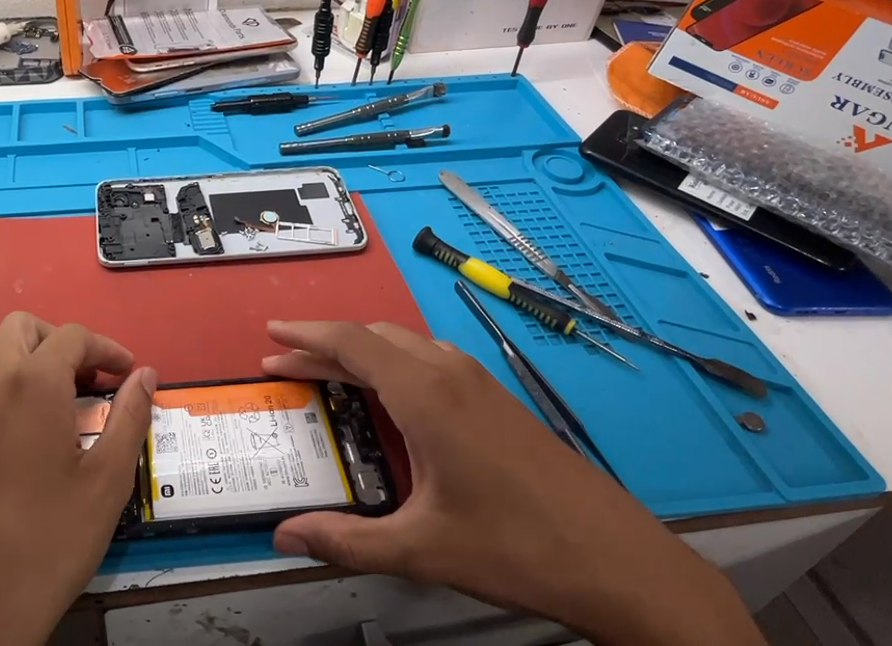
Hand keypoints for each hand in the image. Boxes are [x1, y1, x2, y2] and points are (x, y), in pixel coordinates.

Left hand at [0, 313, 155, 645]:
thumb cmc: (51, 540)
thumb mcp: (108, 481)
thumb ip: (130, 417)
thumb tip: (146, 375)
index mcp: (34, 382)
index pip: (73, 336)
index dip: (106, 348)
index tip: (126, 374)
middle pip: (24, 326)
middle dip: (62, 341)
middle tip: (89, 380)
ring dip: (18, 349)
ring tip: (46, 387)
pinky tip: (12, 414)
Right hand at [263, 321, 761, 645]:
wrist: (619, 560)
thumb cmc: (515, 547)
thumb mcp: (421, 549)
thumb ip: (346, 540)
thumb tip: (282, 538)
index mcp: (426, 394)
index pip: (352, 343)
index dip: (306, 335)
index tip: (271, 331)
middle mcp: (450, 373)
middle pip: (375, 337)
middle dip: (325, 344)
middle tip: (285, 360)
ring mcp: (479, 382)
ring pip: (405, 344)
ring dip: (361, 351)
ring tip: (328, 374)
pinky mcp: (497, 398)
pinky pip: (430, 359)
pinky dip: (393, 363)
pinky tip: (391, 395)